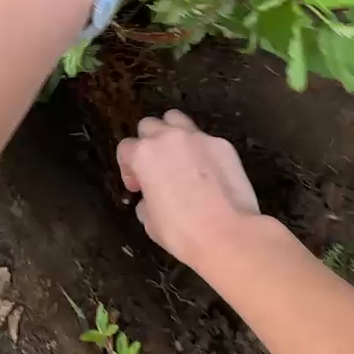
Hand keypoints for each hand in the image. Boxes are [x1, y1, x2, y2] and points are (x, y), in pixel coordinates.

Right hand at [115, 110, 262, 268]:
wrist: (228, 234)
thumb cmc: (182, 231)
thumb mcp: (150, 222)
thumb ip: (146, 201)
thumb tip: (149, 200)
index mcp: (143, 154)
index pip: (125, 149)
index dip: (128, 168)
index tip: (137, 187)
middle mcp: (168, 138)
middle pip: (149, 125)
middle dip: (148, 144)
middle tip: (156, 169)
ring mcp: (198, 137)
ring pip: (176, 119)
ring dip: (172, 133)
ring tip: (180, 157)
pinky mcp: (223, 144)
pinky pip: (205, 139)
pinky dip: (202, 151)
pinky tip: (209, 173)